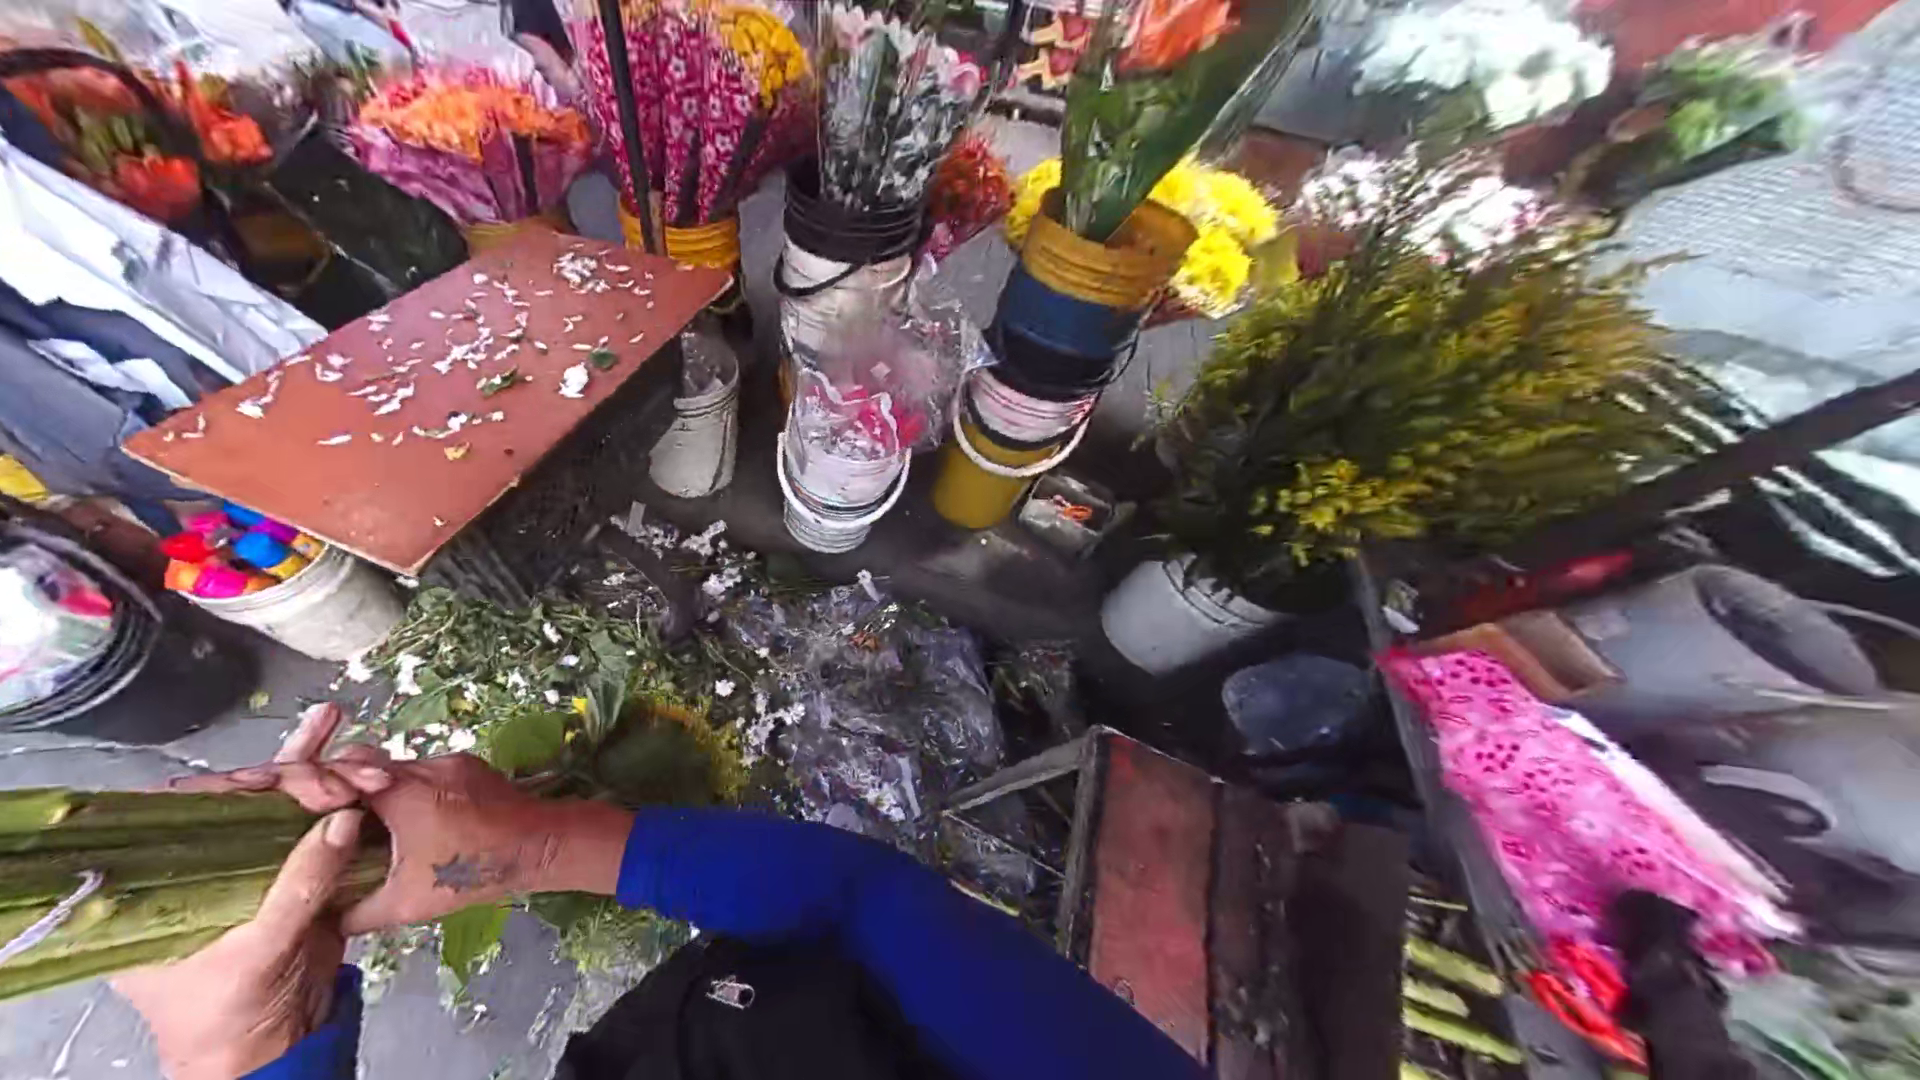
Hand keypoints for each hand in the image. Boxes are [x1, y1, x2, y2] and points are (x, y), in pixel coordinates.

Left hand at [116, 705, 386, 1079]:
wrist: (276, 1036)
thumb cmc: (235, 1008)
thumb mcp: (264, 949)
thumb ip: (301, 885)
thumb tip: (345, 817)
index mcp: (162, 888)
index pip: (182, 816)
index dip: (233, 789)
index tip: (288, 784)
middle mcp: (204, 861)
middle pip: (244, 795)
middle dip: (298, 774)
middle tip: (343, 781)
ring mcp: (257, 854)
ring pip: (283, 791)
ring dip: (321, 762)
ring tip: (349, 734)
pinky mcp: (302, 854)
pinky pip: (318, 805)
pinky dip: (333, 770)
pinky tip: (342, 730)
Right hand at [331, 750, 632, 934]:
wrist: (543, 843)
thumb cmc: (474, 872)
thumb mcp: (401, 904)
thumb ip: (347, 910)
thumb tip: (308, 916)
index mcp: (407, 791)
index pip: (338, 771)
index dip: (304, 786)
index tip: (278, 808)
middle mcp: (429, 766)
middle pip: (364, 763)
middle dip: (331, 787)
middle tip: (307, 818)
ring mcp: (453, 762)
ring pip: (394, 766)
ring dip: (369, 789)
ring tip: (344, 824)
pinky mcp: (469, 767)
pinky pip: (421, 771)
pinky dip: (399, 789)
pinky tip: (389, 819)